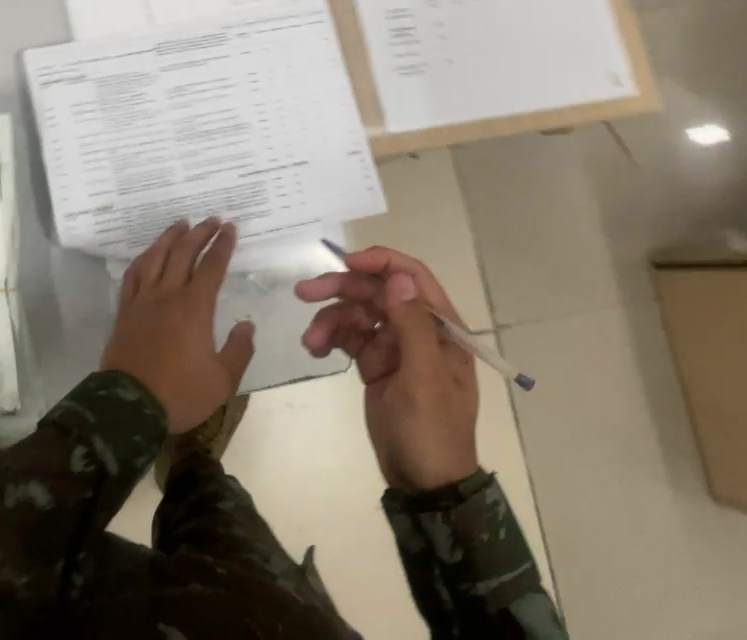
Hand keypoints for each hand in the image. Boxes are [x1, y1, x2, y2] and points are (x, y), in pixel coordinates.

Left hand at [102, 219, 255, 433]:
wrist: (129, 406)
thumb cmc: (180, 394)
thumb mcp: (222, 380)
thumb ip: (239, 349)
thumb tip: (247, 325)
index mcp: (195, 307)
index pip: (212, 266)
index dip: (223, 245)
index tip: (230, 228)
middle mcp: (168, 295)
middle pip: (184, 253)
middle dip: (200, 233)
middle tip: (211, 220)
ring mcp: (142, 300)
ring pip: (155, 257)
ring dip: (170, 237)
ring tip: (181, 224)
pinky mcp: (125, 311)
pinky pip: (133, 275)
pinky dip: (144, 258)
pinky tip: (148, 254)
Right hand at [296, 246, 479, 490]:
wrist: (424, 484)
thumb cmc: (433, 431)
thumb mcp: (424, 379)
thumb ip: (412, 325)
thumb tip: (398, 277)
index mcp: (441, 326)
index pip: (412, 276)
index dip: (379, 262)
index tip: (344, 263)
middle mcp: (418, 328)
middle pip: (376, 291)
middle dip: (341, 289)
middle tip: (304, 292)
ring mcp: (394, 346)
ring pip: (357, 314)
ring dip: (330, 319)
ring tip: (310, 341)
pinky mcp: (374, 363)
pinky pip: (348, 337)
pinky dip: (330, 338)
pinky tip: (315, 349)